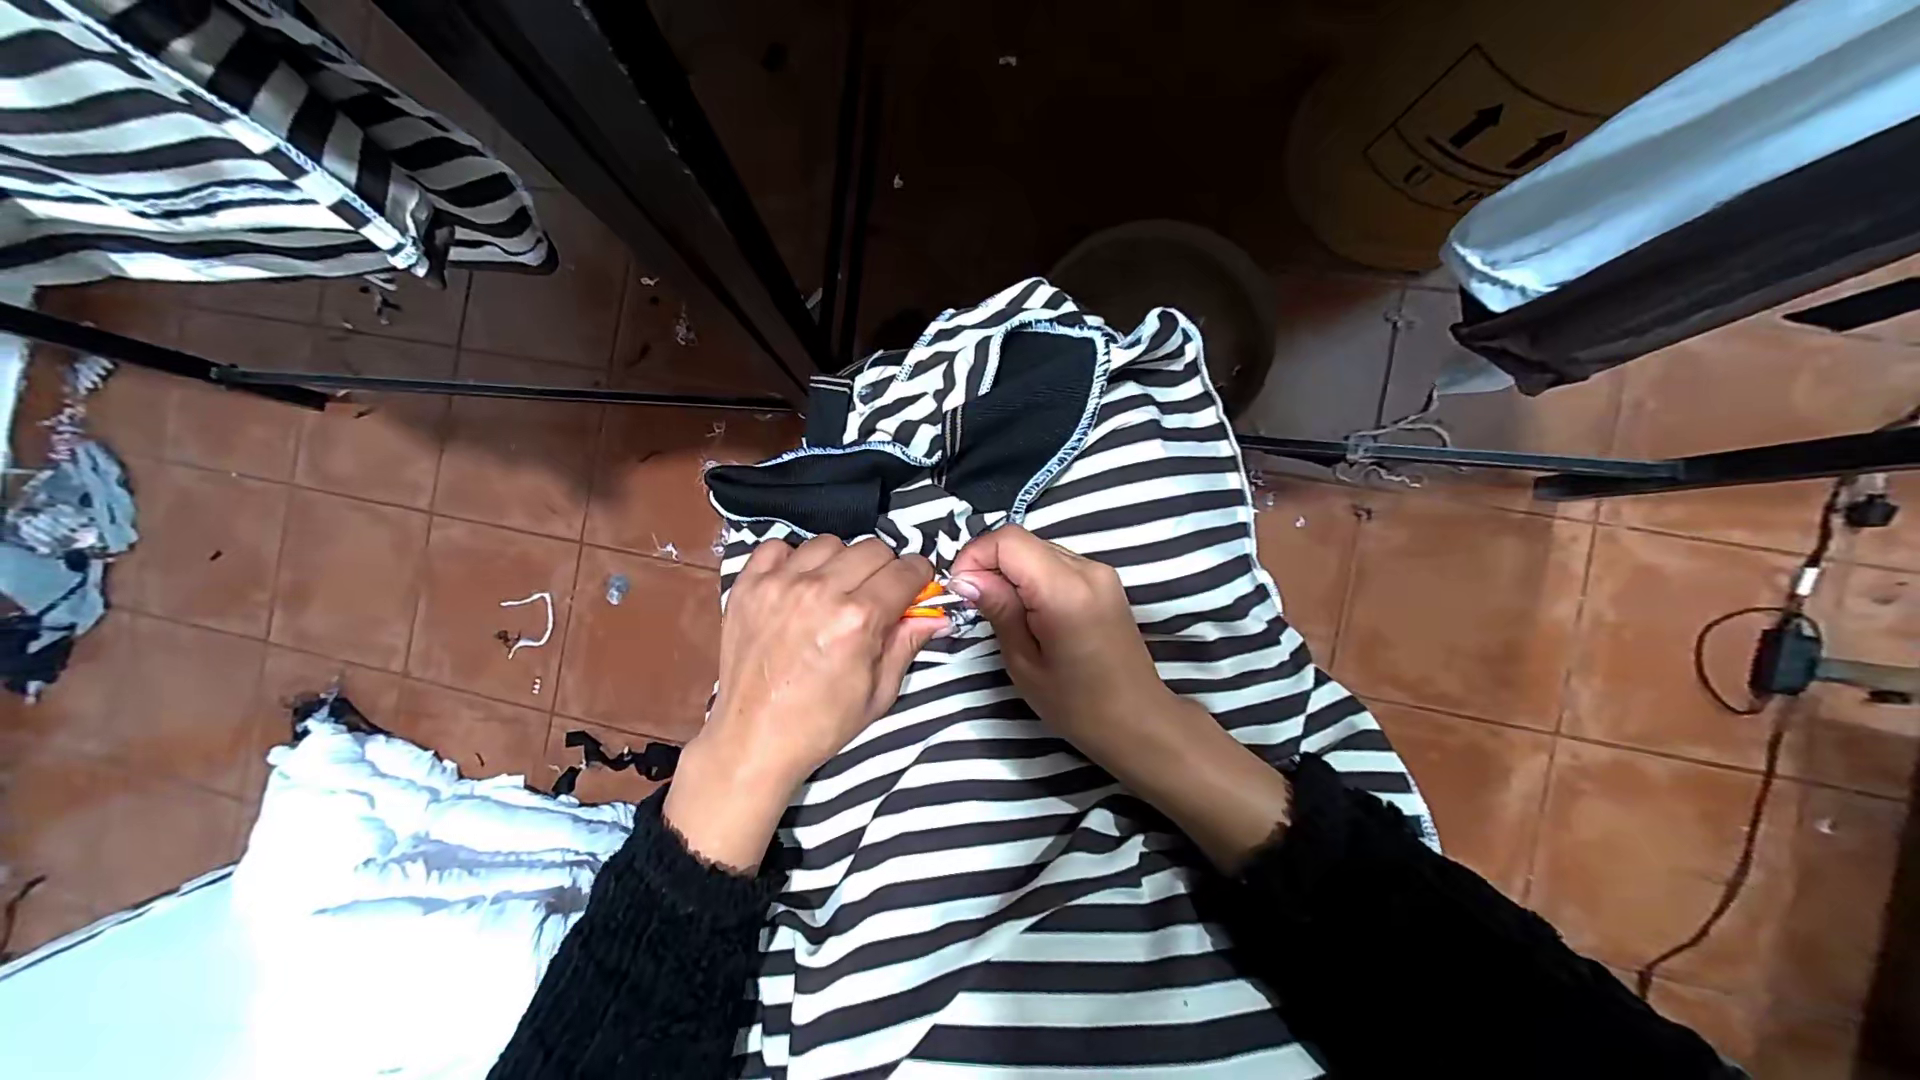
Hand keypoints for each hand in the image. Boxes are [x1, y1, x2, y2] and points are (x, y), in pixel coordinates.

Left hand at [665, 536, 946, 870]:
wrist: (754, 740)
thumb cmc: (820, 723)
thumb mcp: (879, 691)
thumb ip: (908, 642)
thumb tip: (935, 614)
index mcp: (857, 620)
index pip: (906, 571)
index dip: (919, 577)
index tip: (916, 585)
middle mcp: (819, 593)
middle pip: (873, 548)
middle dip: (885, 569)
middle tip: (878, 594)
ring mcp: (779, 585)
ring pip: (830, 542)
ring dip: (840, 563)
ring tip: (835, 592)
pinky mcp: (748, 587)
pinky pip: (778, 547)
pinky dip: (793, 560)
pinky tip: (798, 586)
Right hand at [949, 525, 1290, 871]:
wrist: (1138, 719)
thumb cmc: (1077, 704)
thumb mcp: (1024, 663)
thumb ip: (998, 609)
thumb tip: (965, 577)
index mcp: (1067, 591)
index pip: (1008, 540)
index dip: (975, 556)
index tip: (961, 589)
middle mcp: (1088, 569)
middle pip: (1022, 540)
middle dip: (989, 563)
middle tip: (974, 601)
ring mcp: (1100, 571)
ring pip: (1037, 548)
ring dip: (1009, 569)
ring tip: (1000, 608)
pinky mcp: (1103, 579)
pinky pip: (1055, 561)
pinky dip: (1031, 575)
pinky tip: (1027, 608)